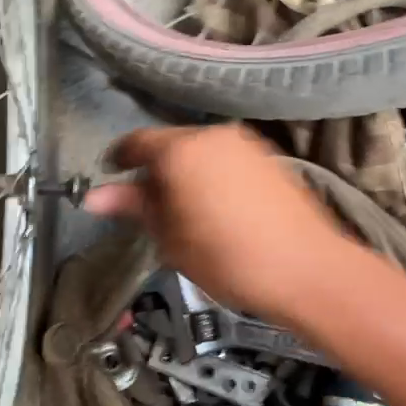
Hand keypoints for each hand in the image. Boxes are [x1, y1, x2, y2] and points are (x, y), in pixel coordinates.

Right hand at [83, 125, 356, 321]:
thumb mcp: (171, 238)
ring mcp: (244, 143)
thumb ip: (134, 207)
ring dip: (185, 172)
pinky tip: (216, 209)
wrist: (309, 269)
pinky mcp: (268, 157)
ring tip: (183, 212)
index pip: (136, 142)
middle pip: (169, 144)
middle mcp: (211, 135)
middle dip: (155, 170)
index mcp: (180, 150)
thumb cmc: (229, 259)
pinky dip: (211, 175)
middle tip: (148, 206)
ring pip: (199, 151)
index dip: (119, 160)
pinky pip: (225, 158)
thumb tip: (96, 196)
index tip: (112, 179)